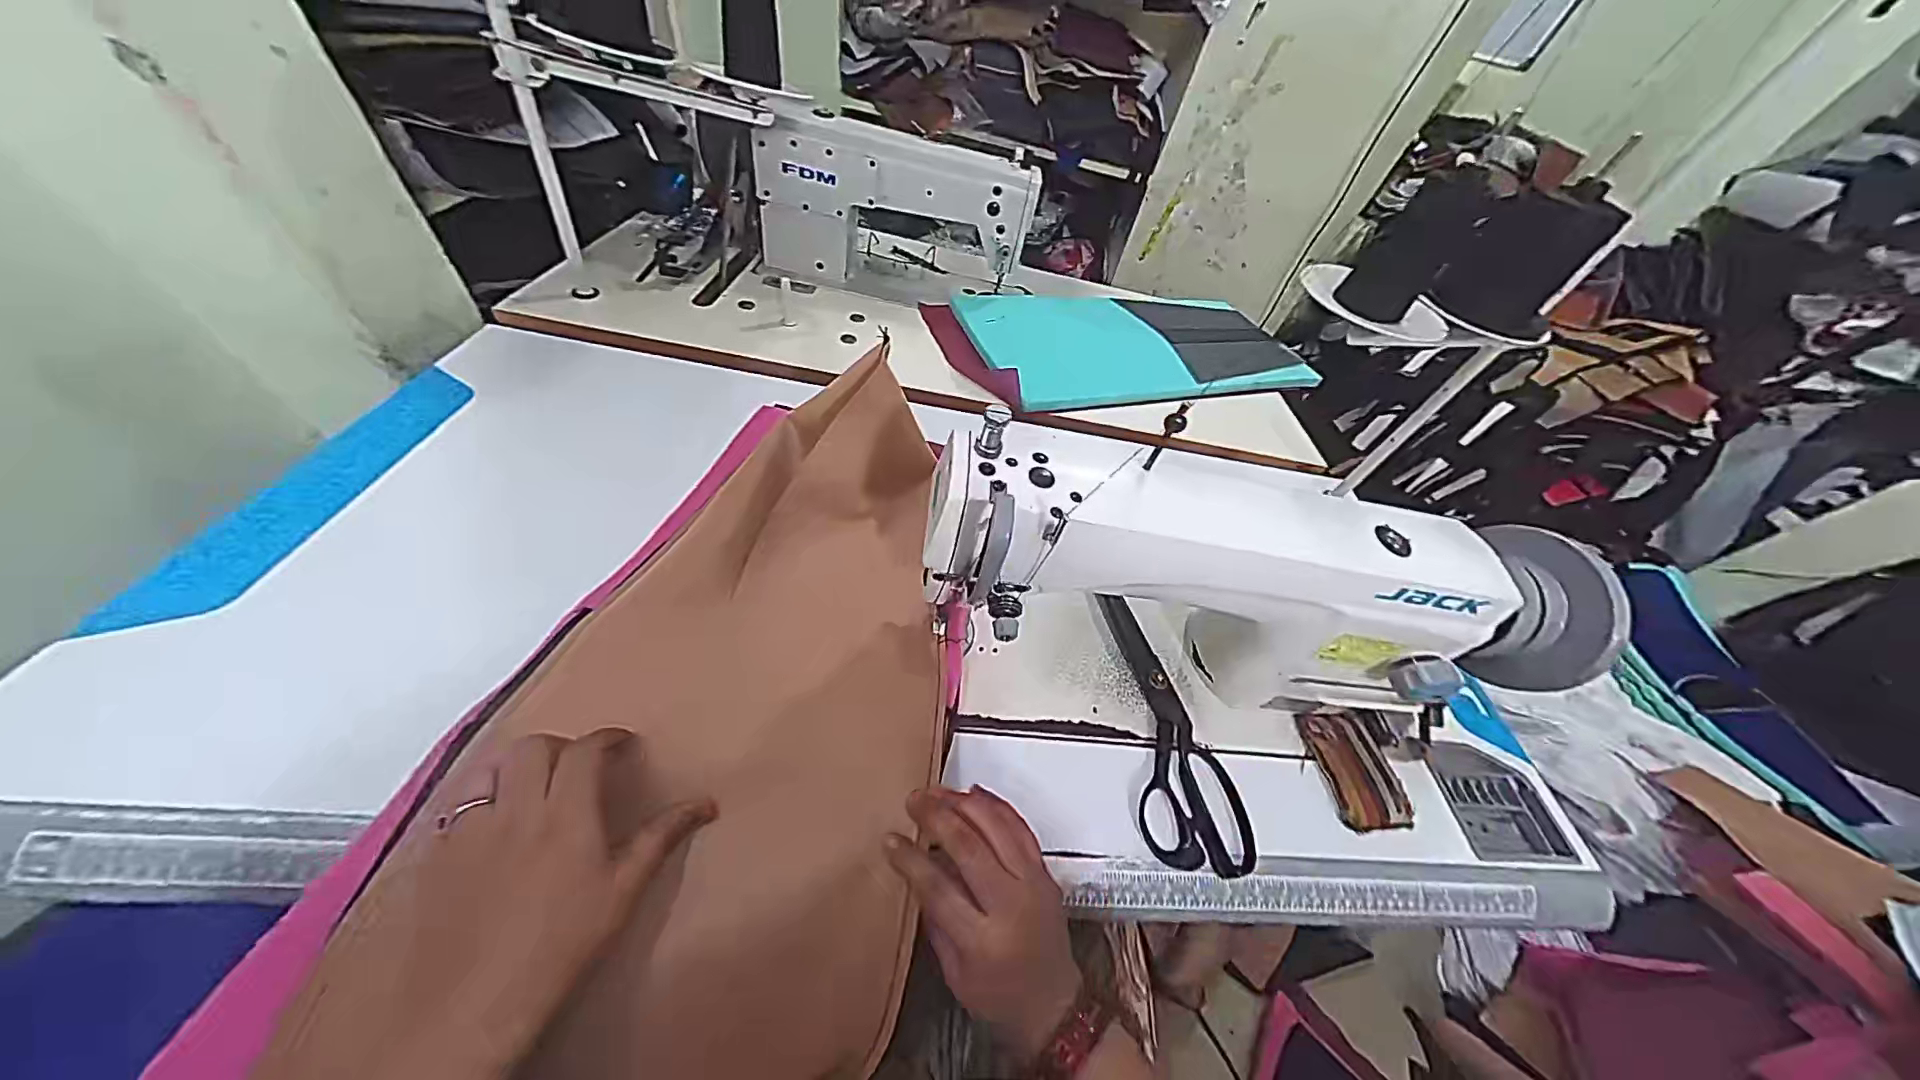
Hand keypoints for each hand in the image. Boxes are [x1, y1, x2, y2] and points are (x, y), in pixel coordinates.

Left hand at [253, 729, 713, 1079]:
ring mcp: (470, 830)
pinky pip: (459, 804)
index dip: (607, 738)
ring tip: (533, 786)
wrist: (472, 1006)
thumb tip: (706, 802)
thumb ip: (661, 838)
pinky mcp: (438, 854)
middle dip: (562, 745)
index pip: (585, 751)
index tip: (622, 743)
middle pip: (534, 747)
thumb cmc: (561, 946)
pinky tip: (494, 825)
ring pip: (491, 767)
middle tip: (579, 766)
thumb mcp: (623, 892)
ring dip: (518, 765)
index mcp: (565, 815)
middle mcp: (516, 811)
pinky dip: (483, 797)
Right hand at [885, 786, 1080, 1061]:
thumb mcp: (954, 972)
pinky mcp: (1046, 872)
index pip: (940, 888)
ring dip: (964, 803)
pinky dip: (997, 806)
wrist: (1054, 1006)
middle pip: (970, 847)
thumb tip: (916, 867)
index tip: (890, 838)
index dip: (911, 859)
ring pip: (998, 828)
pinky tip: (974, 792)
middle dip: (937, 817)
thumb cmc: (997, 995)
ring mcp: (1034, 884)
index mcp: (983, 941)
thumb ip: (936, 918)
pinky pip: (1021, 828)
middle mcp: (1012, 905)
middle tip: (914, 800)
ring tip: (938, 791)